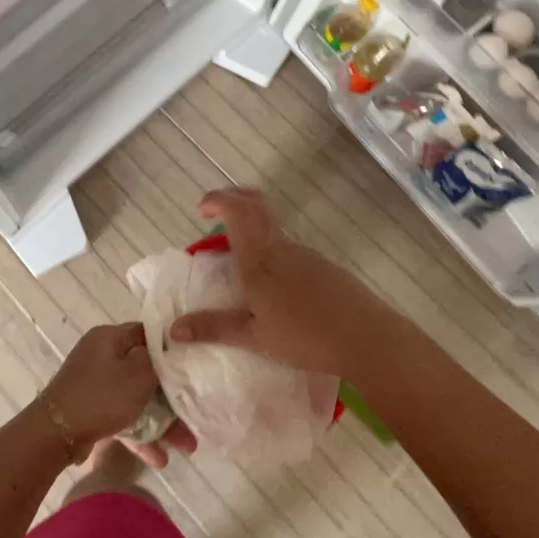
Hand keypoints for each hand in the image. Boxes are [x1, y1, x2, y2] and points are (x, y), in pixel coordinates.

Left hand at [36, 323, 196, 467]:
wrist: (55, 433)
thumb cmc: (101, 396)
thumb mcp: (137, 374)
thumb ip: (156, 360)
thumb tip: (165, 349)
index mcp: (109, 337)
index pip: (147, 334)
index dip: (170, 348)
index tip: (192, 365)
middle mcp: (101, 355)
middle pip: (144, 371)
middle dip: (171, 397)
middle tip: (194, 417)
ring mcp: (95, 383)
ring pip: (136, 398)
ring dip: (160, 421)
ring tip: (187, 447)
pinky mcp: (91, 409)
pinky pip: (122, 416)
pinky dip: (139, 433)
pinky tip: (159, 458)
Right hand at [168, 188, 390, 375]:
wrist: (366, 338)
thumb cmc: (305, 336)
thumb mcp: (253, 336)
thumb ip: (213, 328)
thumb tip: (172, 329)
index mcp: (258, 259)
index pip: (236, 211)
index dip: (217, 200)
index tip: (202, 208)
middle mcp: (280, 247)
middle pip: (256, 205)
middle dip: (233, 199)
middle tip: (216, 211)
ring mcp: (305, 255)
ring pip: (272, 228)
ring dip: (251, 228)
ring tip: (238, 259)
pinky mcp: (323, 267)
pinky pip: (288, 249)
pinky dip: (271, 251)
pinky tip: (273, 286)